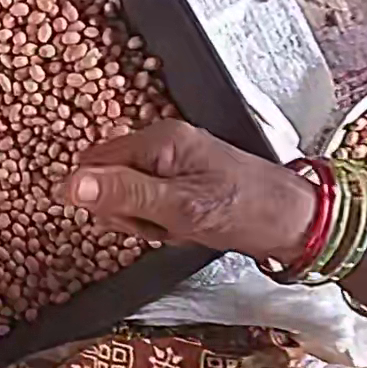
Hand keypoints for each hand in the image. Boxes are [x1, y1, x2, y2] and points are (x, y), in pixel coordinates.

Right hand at [57, 119, 316, 263]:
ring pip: (130, 199)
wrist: (294, 222)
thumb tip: (72, 185)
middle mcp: (163, 144)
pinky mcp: (183, 180)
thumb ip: (123, 195)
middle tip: (164, 225)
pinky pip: (152, 205)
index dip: (103, 199)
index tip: (131, 219)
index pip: (95, 165)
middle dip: (130, 214)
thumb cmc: (243, 211)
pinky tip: (188, 227)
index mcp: (159, 140)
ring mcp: (174, 163)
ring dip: (148, 223)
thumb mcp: (178, 208)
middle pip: (110, 182)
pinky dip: (164, 224)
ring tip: (181, 227)